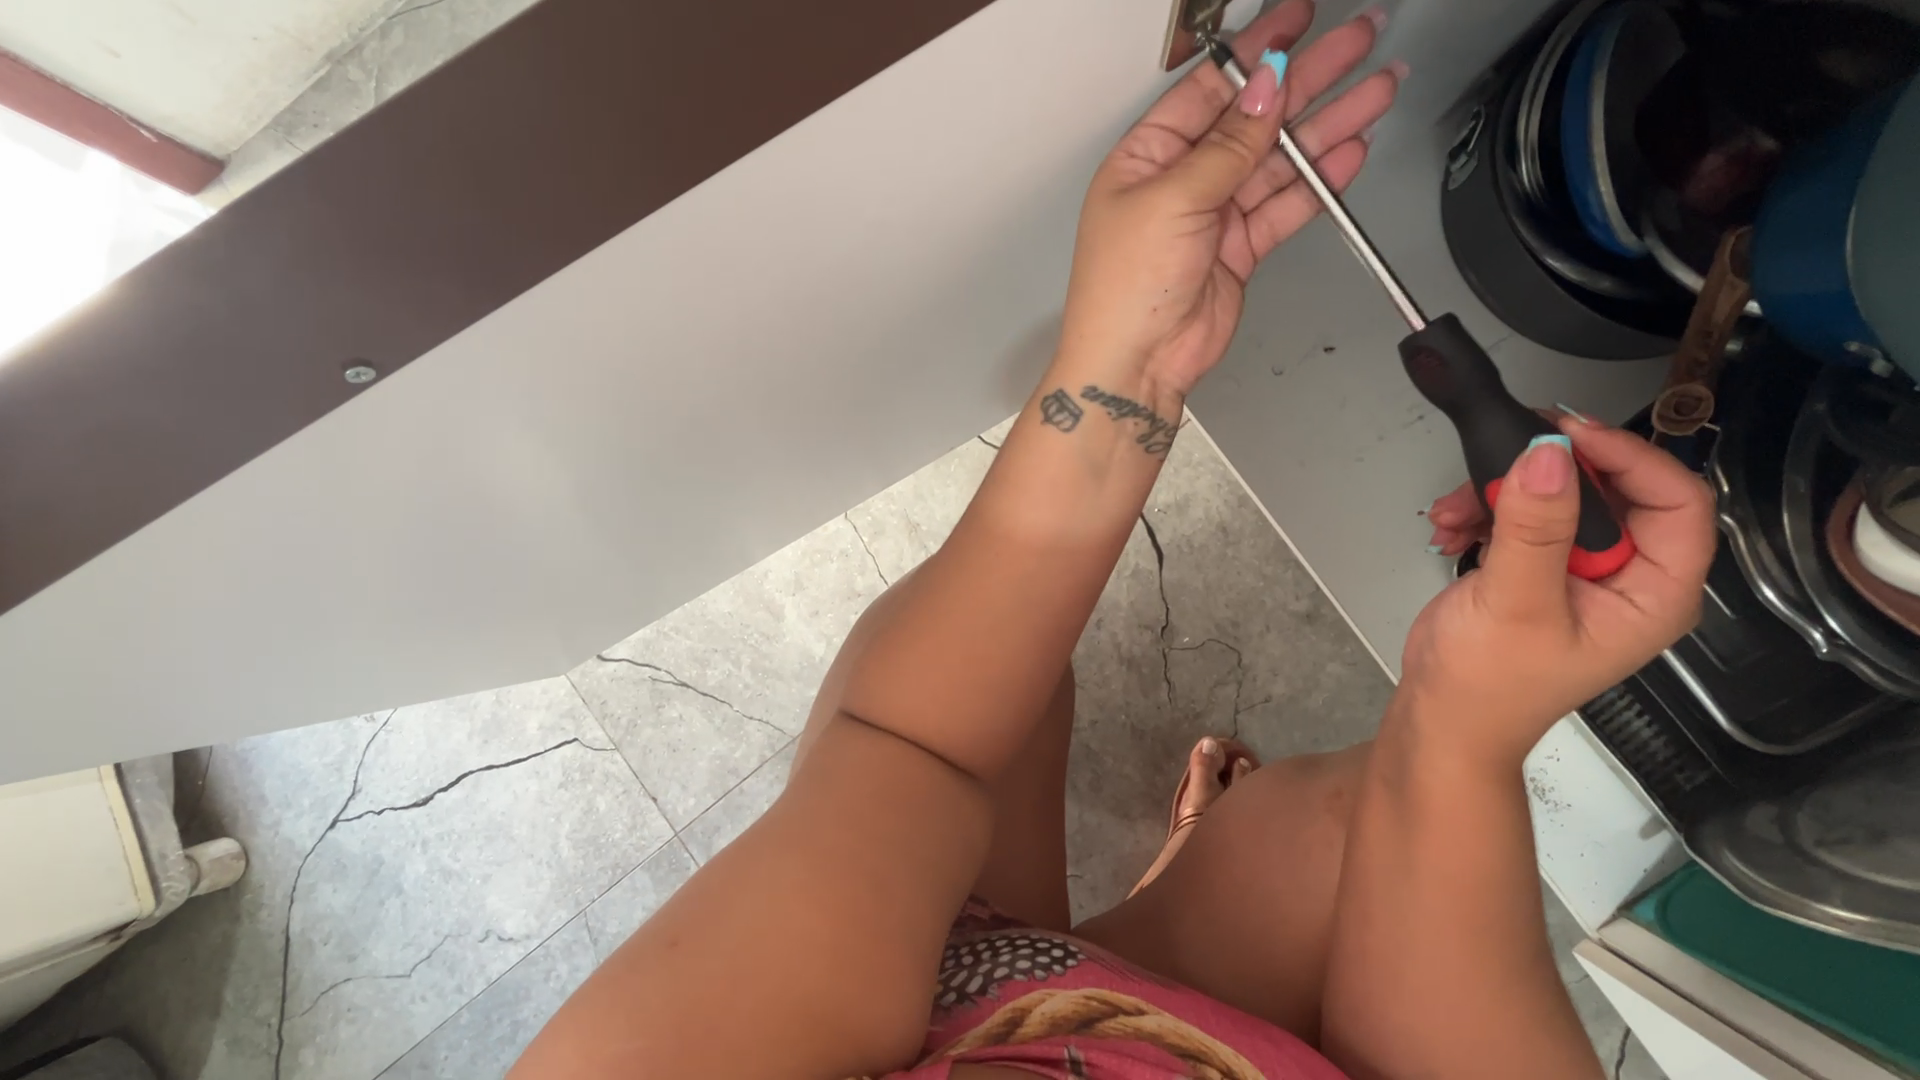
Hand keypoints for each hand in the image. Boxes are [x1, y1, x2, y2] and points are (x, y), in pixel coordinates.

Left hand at [1057, 0, 1401, 398]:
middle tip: (1356, 42)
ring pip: (1277, 160)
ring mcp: (1210, 215)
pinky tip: (1349, 151)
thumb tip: (1262, 92)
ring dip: (1326, 126)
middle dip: (1306, 79)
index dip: (1255, 52)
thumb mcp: (1172, 201)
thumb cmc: (1123, 291)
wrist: (1135, 363)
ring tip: (1375, 89)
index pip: (1209, 89)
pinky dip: (1319, 181)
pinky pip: (1285, 204)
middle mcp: (1179, 182)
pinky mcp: (1237, 249)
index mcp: (1146, 158)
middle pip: (1252, 118)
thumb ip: (1225, 147)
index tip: (1297, 19)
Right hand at [1399, 415, 1716, 766]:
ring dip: (1497, 495)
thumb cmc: (1488, 678)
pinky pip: (1518, 519)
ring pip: (1554, 500)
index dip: (1630, 457)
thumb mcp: (1515, 602)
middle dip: (1544, 476)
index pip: (1676, 501)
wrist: (1439, 718)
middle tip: (1496, 457)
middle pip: (1609, 491)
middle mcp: (1625, 575)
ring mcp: (1575, 572)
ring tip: (1449, 512)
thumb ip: (1534, 528)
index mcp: (1653, 591)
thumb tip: (1547, 452)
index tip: (1564, 433)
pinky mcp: (1531, 571)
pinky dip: (1479, 515)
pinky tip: (1446, 531)